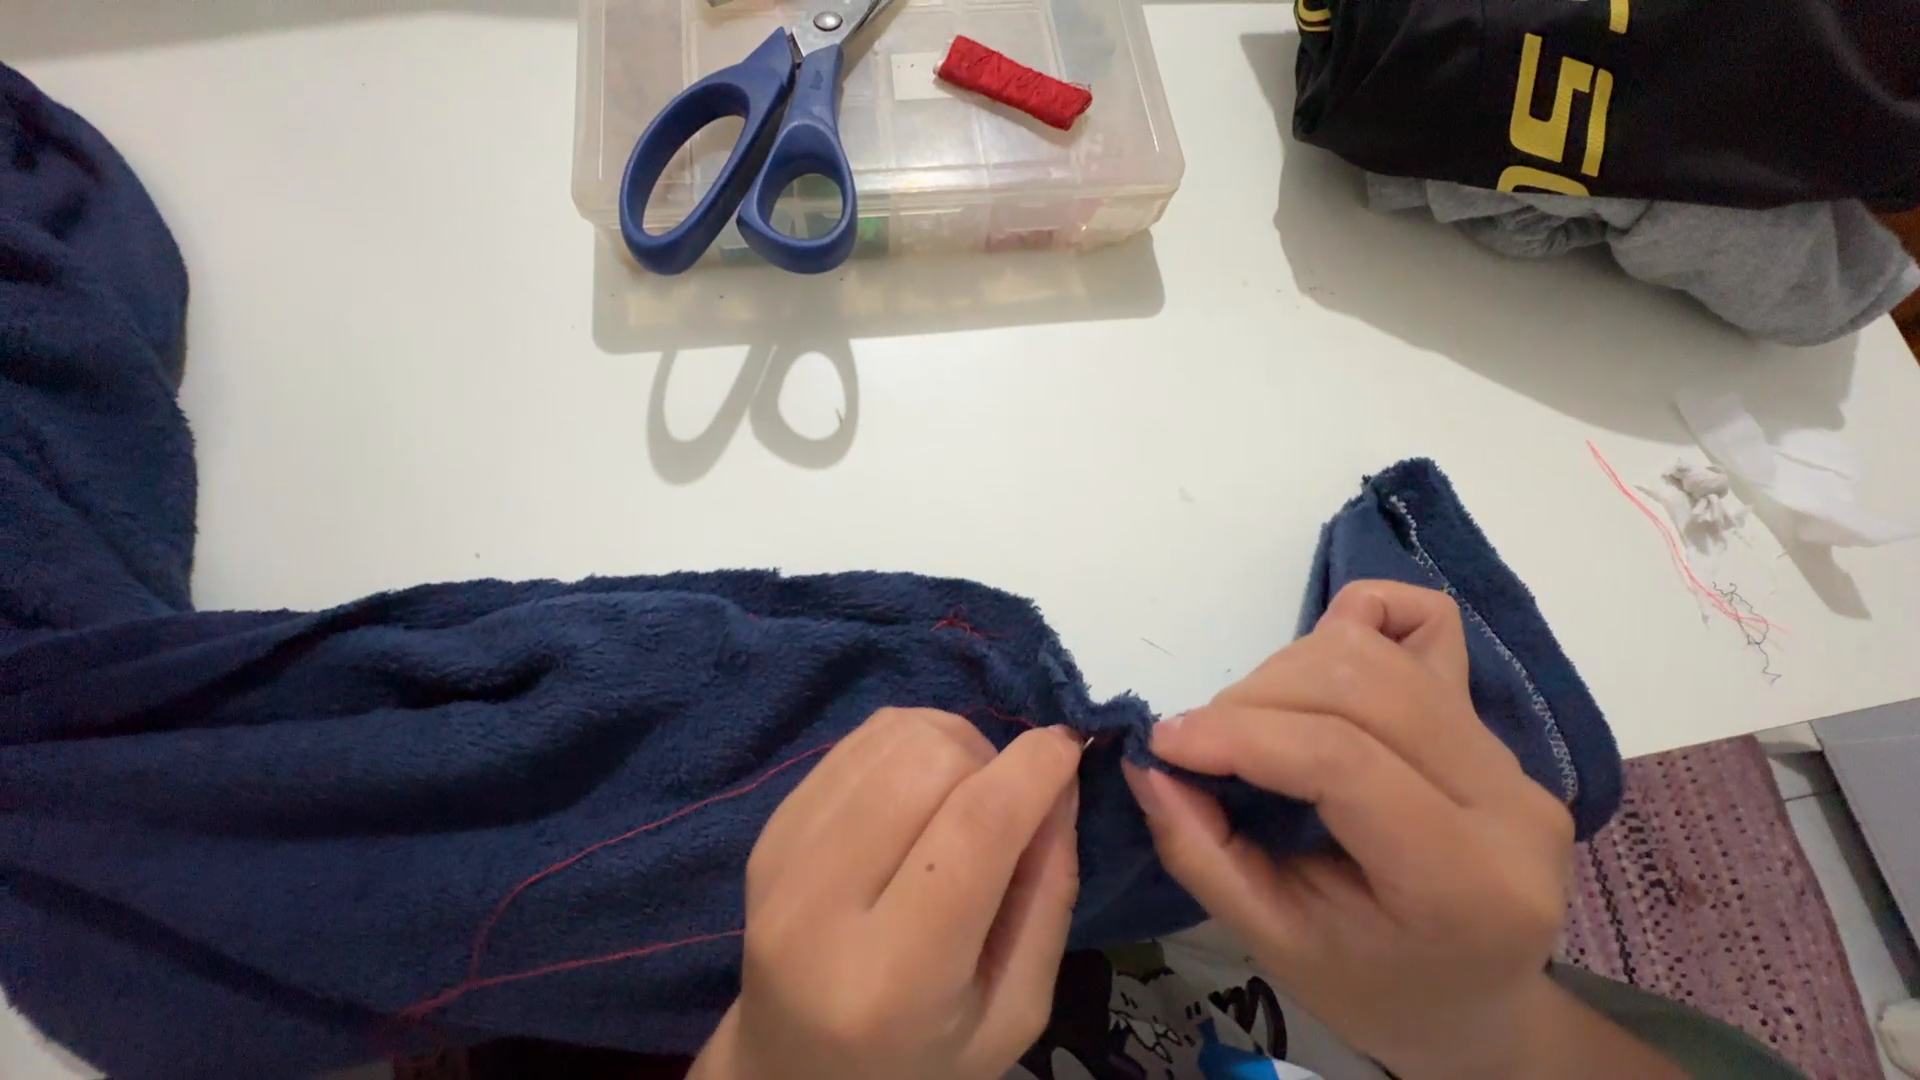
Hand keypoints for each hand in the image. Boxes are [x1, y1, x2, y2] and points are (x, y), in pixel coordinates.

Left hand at [691, 708, 1082, 1079]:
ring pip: (895, 734)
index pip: (975, 831)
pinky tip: (916, 790)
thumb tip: (1061, 778)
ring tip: (958, 797)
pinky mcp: (771, 822)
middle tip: (1002, 804)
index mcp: (892, 977)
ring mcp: (784, 854)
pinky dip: (909, 744)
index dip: (1034, 770)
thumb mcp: (1013, 1011)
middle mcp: (821, 903)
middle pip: (929, 762)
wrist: (792, 1064)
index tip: (1070, 744)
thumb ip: (1049, 894)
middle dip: (989, 761)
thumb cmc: (920, 1053)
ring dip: (951, 745)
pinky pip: (861, 736)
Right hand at [1126, 581, 1680, 1079]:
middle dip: (1252, 702)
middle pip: (1358, 685)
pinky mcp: (1492, 719)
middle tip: (1203, 748)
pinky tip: (1315, 673)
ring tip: (1253, 727)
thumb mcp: (1273, 942)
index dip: (1238, 735)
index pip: (1342, 760)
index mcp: (1465, 882)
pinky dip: (1356, 622)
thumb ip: (1201, 850)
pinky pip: (1425, 622)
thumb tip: (1144, 760)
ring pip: (1375, 652)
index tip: (1162, 742)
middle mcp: (1506, 799)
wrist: (1475, 1003)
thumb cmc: (1372, 988)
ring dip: (1284, 672)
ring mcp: (1508, 752)